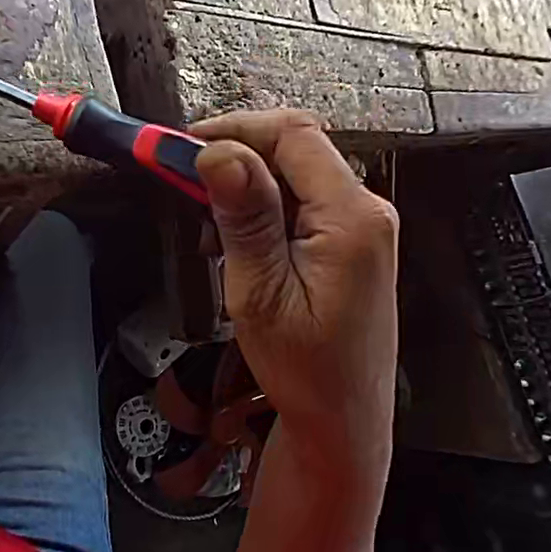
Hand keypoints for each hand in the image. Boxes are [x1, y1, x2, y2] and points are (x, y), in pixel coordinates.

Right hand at [192, 111, 399, 470]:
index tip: (183, 148)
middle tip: (187, 185)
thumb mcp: (262, 294)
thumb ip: (245, 218)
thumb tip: (220, 153)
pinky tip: (239, 244)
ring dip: (247, 188)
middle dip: (237, 158)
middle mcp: (367, 210)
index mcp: (352, 216)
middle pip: (297, 150)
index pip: (293, 135)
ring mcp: (363, 227)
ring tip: (211, 229)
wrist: (343, 422)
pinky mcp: (352, 244)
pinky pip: (304, 204)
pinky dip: (265, 211)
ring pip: (296, 176)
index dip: (235, 130)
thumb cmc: (306, 371)